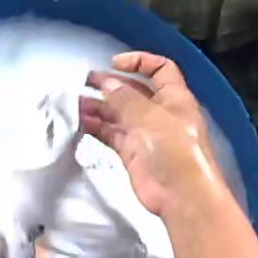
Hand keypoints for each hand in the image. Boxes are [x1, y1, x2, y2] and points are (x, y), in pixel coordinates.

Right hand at [79, 51, 228, 217]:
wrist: (182, 196)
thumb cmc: (175, 151)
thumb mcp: (150, 116)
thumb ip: (125, 98)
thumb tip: (107, 83)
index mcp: (174, 98)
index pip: (160, 69)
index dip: (139, 61)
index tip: (114, 63)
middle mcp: (159, 113)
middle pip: (133, 91)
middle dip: (110, 84)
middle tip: (85, 82)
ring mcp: (145, 133)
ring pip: (118, 113)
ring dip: (98, 106)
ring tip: (75, 103)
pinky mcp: (132, 153)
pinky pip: (111, 133)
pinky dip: (96, 126)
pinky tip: (79, 122)